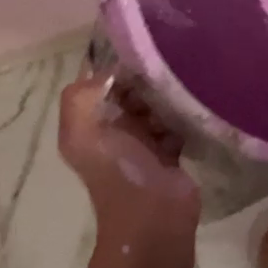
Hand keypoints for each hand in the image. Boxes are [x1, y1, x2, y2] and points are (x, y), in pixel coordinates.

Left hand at [58, 65, 200, 237]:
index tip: (136, 50)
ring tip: (177, 87)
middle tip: (163, 68)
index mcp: (90, 124)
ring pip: (155, 103)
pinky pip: (177, 121)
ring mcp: (143, 141)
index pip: (100, 83)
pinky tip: (188, 104)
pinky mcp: (170, 151)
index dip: (114, 66)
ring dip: (164, 95)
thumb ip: (79, 97)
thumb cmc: (115, 170)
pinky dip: (181, 113)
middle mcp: (114, 130)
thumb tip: (105, 71)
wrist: (152, 217)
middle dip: (144, 78)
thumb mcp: (81, 133)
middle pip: (130, 90)